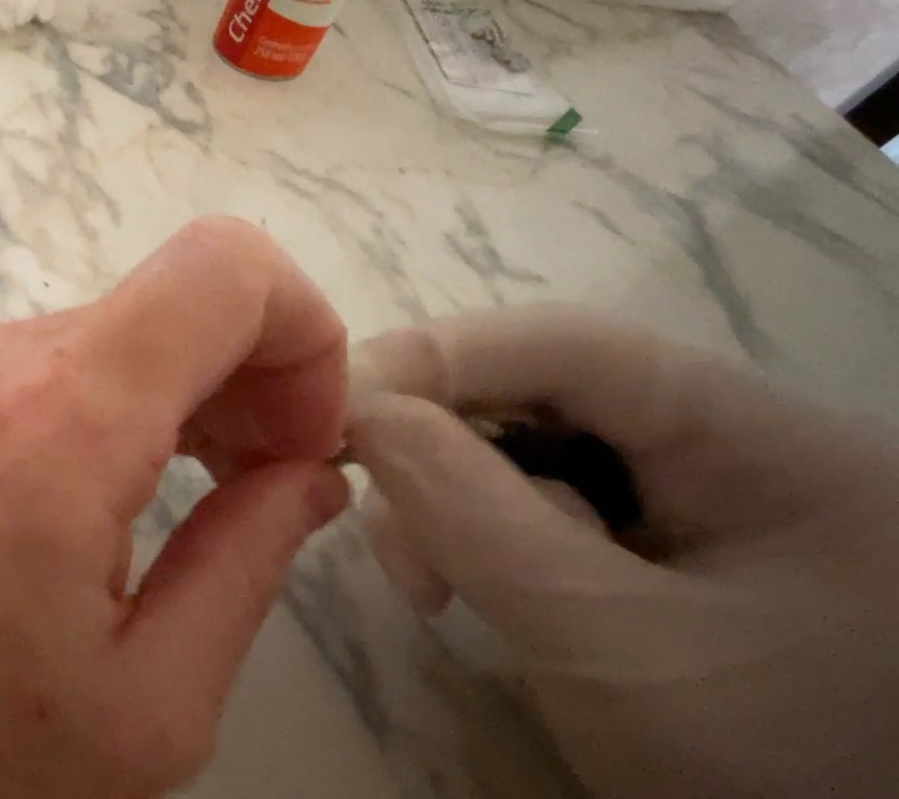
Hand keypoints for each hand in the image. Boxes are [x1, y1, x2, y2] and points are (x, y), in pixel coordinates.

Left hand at [0, 217, 350, 797]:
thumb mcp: (144, 701)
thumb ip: (248, 562)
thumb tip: (308, 474)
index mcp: (58, 424)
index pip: (224, 268)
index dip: (300, 330)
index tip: (302, 436)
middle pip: (174, 294)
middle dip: (249, 372)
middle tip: (264, 478)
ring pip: (119, 325)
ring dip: (182, 388)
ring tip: (193, 487)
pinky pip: (56, 354)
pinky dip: (115, 396)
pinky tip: (115, 483)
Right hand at [346, 306, 898, 798]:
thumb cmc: (772, 767)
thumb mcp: (609, 641)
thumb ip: (477, 515)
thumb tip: (359, 413)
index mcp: (751, 434)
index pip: (562, 346)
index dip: (434, 359)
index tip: (330, 409)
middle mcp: (710, 445)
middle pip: (525, 397)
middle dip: (428, 449)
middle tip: (363, 510)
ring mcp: (674, 502)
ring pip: (511, 455)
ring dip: (440, 507)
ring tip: (425, 589)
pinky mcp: (636, 550)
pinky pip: (523, 509)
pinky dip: (467, 540)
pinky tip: (455, 591)